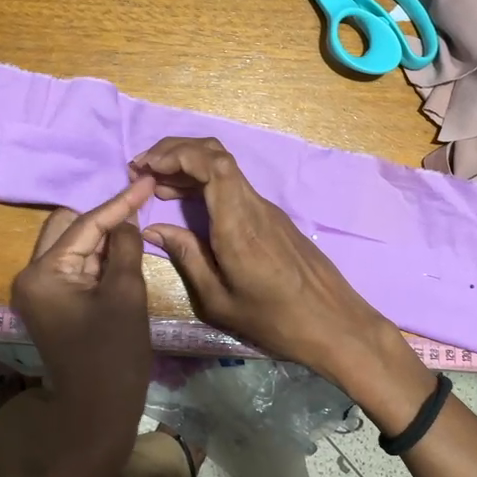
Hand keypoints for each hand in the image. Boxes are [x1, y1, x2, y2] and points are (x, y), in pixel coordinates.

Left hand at [11, 177, 156, 470]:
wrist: (98, 416)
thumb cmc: (114, 356)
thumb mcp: (126, 294)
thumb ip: (124, 247)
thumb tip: (125, 220)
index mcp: (42, 273)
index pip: (84, 225)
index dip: (120, 203)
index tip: (147, 180)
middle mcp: (30, 277)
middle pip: (69, 228)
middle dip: (105, 218)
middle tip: (142, 207)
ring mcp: (38, 292)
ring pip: (72, 246)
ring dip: (102, 238)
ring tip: (137, 225)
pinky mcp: (51, 304)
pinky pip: (75, 266)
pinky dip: (98, 258)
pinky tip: (122, 251)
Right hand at [131, 137, 423, 403]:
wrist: (335, 324)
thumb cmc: (275, 321)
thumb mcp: (219, 299)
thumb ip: (186, 257)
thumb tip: (154, 227)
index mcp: (237, 223)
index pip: (211, 163)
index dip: (175, 154)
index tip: (145, 165)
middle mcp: (253, 205)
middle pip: (215, 153)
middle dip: (175, 151)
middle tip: (141, 169)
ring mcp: (265, 208)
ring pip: (223, 167)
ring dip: (187, 165)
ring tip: (154, 184)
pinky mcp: (271, 217)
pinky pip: (231, 185)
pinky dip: (202, 181)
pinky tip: (184, 200)